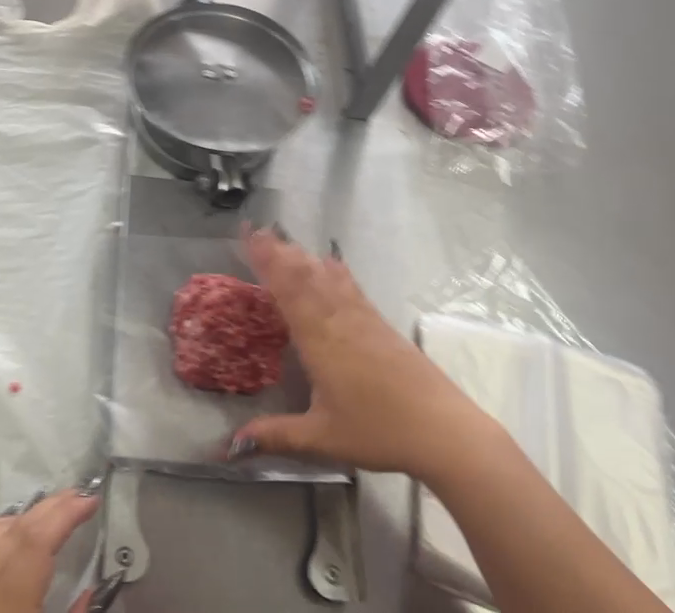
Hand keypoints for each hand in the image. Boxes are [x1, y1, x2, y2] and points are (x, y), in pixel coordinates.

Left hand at [0, 490, 101, 612]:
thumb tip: (88, 590)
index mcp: (7, 606)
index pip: (34, 543)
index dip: (63, 514)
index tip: (90, 500)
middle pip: (11, 534)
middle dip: (48, 509)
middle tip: (77, 497)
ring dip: (19, 519)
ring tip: (46, 514)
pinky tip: (0, 529)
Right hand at [232, 226, 498, 480]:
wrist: (444, 430)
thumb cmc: (378, 431)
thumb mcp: (321, 438)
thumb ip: (275, 435)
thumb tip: (230, 445)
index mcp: (320, 341)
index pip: (288, 291)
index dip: (268, 263)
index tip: (250, 237)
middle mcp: (340, 321)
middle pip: (307, 277)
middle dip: (282, 253)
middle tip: (259, 231)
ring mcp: (365, 321)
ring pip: (329, 279)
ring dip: (305, 258)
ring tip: (287, 241)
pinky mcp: (383, 327)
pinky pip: (352, 289)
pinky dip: (336, 271)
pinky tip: (332, 264)